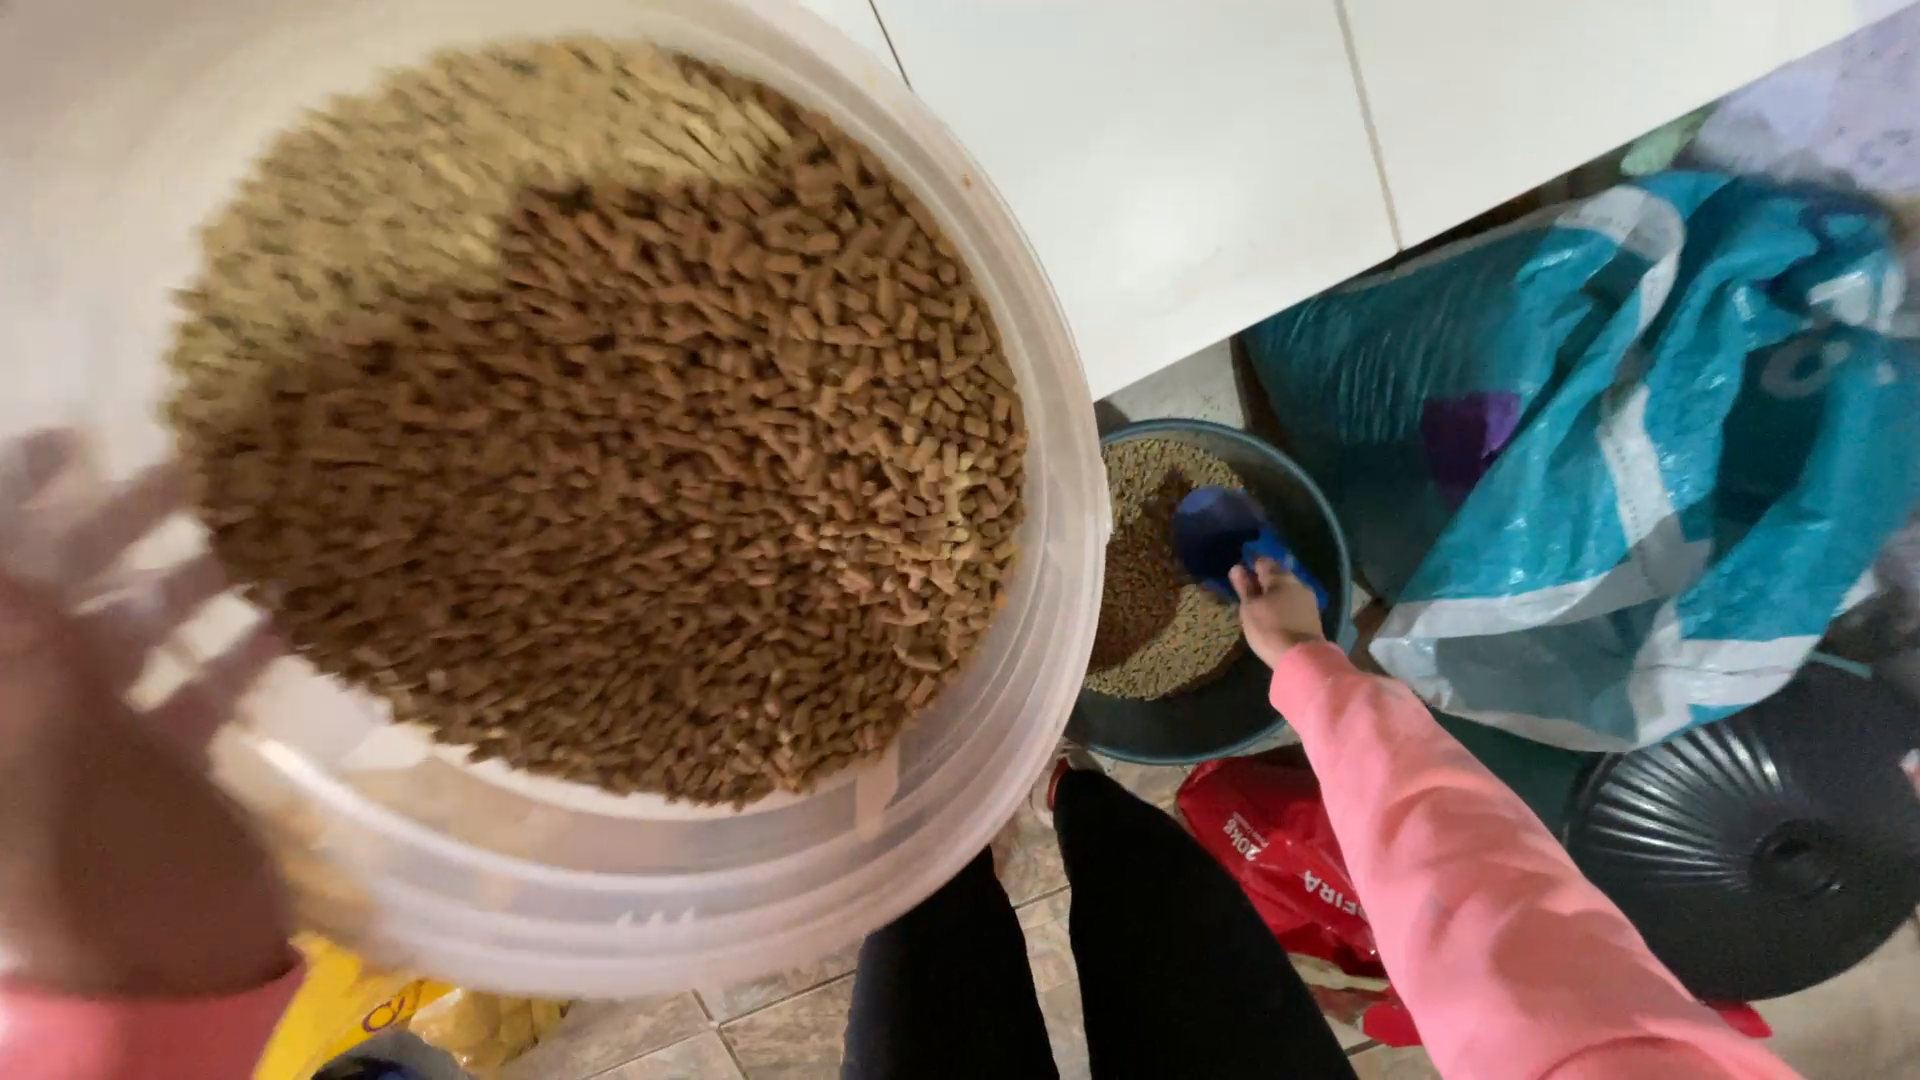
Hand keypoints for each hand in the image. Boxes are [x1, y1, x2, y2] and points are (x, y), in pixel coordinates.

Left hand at [0, 431, 291, 997]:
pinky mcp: (164, 753)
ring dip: (175, 577)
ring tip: (226, 518)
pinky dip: (238, 647)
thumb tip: (21, 552)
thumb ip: (31, 654)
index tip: (46, 441)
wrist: (155, 966)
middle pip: (38, 597)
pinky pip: (199, 682)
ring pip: (124, 632)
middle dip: (80, 527)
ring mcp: (91, 731)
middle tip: (139, 456)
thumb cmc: (76, 874)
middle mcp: (18, 705)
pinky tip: (287, 613)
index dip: (0, 509)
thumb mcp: (40, 756)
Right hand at [1229, 557, 1325, 668]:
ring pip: (1287, 590)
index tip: (1240, 573)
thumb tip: (1237, 567)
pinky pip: (1293, 603)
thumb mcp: (1250, 608)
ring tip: (1260, 604)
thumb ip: (1244, 587)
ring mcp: (1308, 600)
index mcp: (1281, 578)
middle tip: (1248, 590)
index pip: (1264, 562)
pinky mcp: (1312, 616)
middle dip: (1264, 580)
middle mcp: (1298, 584)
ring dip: (1274, 593)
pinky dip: (1282, 604)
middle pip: (1278, 575)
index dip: (1251, 564)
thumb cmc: (1269, 628)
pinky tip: (1274, 614)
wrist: (1302, 658)